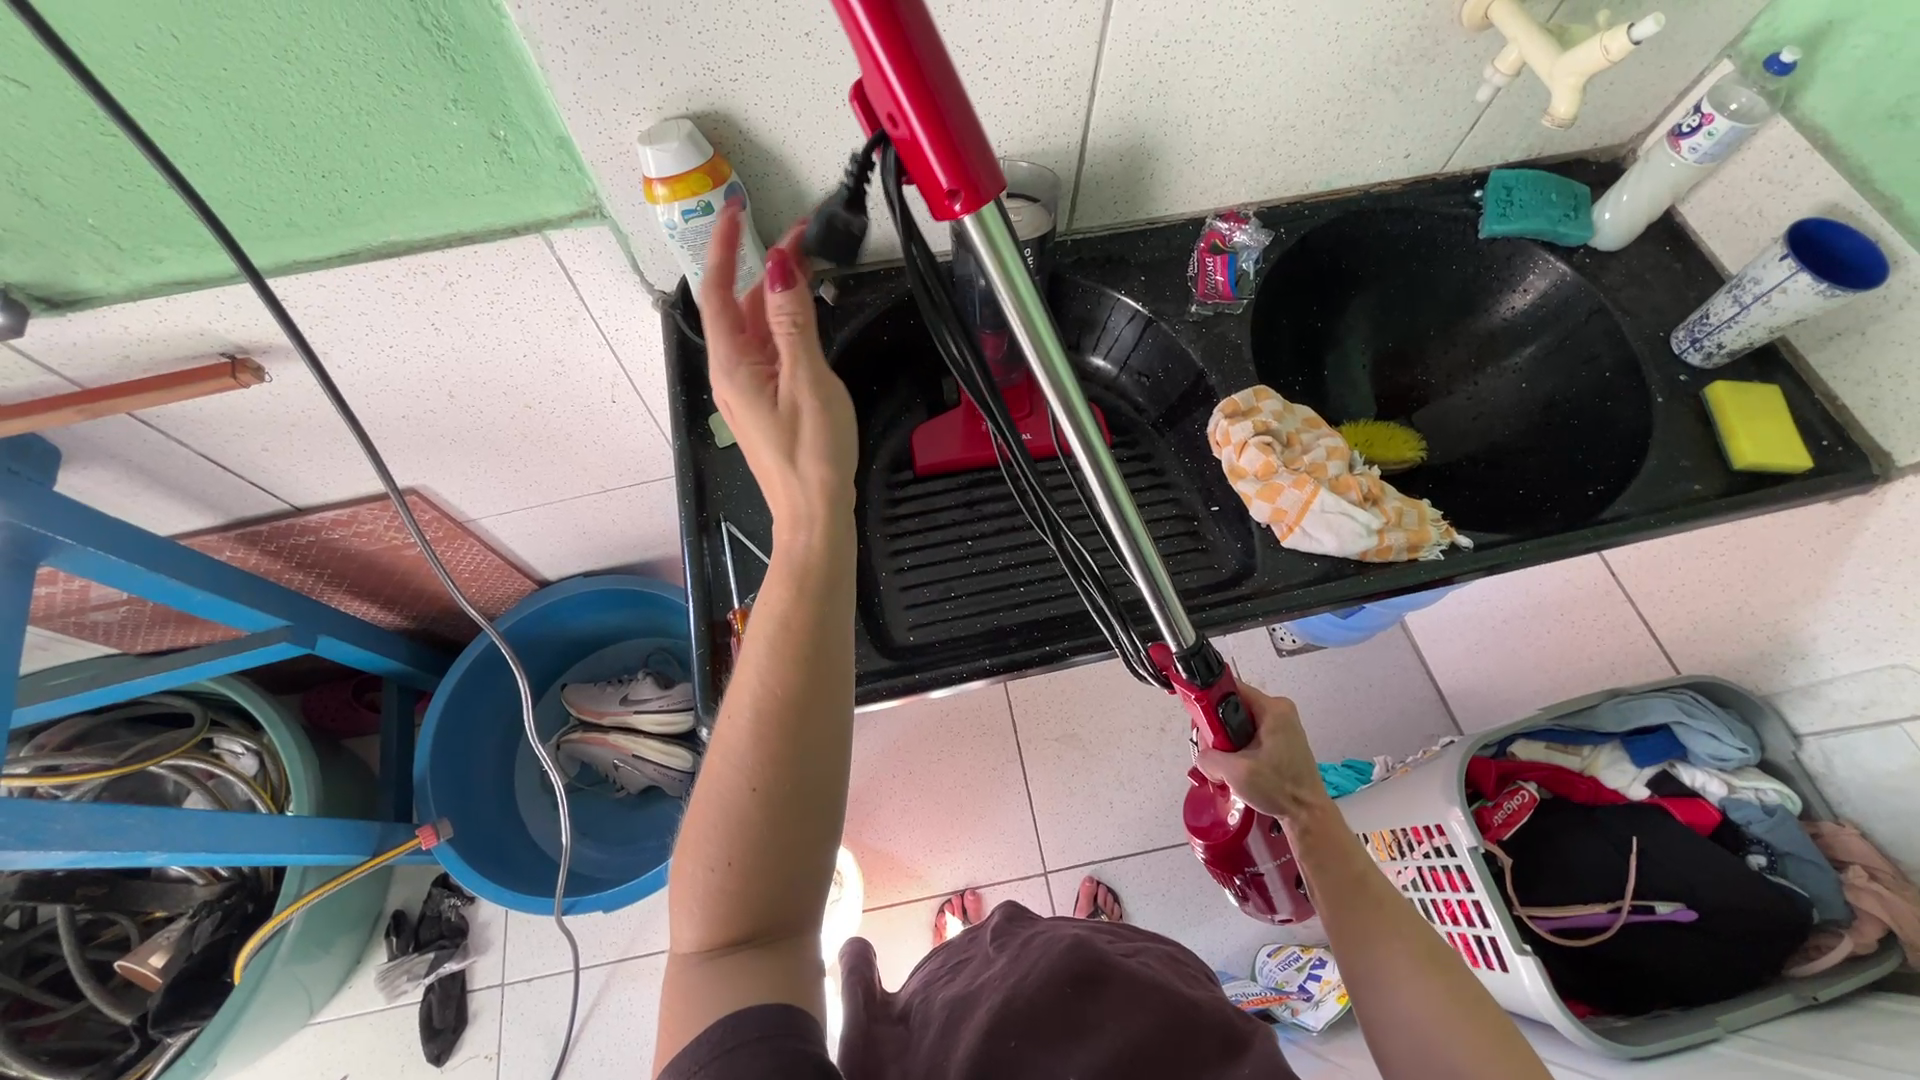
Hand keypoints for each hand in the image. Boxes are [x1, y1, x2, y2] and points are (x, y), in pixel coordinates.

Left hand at [701, 203, 857, 540]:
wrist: (815, 514)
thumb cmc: (812, 455)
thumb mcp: (808, 380)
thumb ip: (792, 320)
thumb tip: (780, 265)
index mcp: (733, 365)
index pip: (717, 290)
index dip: (723, 246)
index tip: (737, 209)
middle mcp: (733, 372)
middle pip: (740, 305)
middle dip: (765, 266)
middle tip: (804, 237)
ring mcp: (750, 388)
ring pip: (758, 326)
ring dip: (779, 294)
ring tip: (812, 265)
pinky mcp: (768, 401)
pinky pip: (771, 349)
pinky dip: (787, 323)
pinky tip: (809, 313)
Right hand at [1194, 682, 1332, 822]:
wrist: (1307, 814)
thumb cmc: (1280, 789)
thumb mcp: (1236, 772)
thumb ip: (1208, 757)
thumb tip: (1203, 754)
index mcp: (1273, 708)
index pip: (1230, 688)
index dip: (1208, 702)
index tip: (1200, 724)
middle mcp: (1278, 711)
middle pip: (1231, 707)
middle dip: (1217, 730)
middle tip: (1214, 753)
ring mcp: (1280, 726)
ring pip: (1236, 723)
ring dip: (1225, 744)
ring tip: (1226, 766)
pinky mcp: (1278, 740)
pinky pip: (1247, 735)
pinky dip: (1236, 749)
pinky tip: (1235, 768)